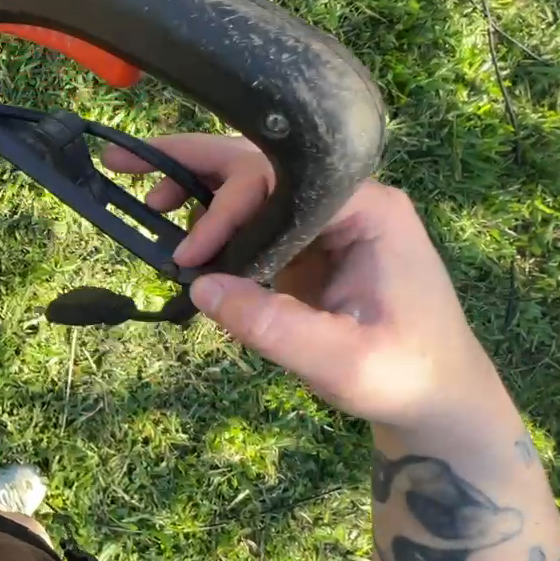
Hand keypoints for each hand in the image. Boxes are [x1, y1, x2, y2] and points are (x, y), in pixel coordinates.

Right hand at [103, 135, 514, 433]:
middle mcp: (342, 204)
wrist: (435, 400)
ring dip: (192, 186)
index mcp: (365, 212)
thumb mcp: (340, 359)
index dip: (221, 208)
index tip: (186, 257)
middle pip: (255, 164)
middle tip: (124, 163)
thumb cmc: (404, 376)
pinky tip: (178, 235)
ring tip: (149, 205)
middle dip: (188, 161)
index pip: (277, 181)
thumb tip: (200, 288)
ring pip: (246, 185)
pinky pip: (246, 218)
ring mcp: (320, 223)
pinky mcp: (302, 245)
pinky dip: (205, 220)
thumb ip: (272, 324)